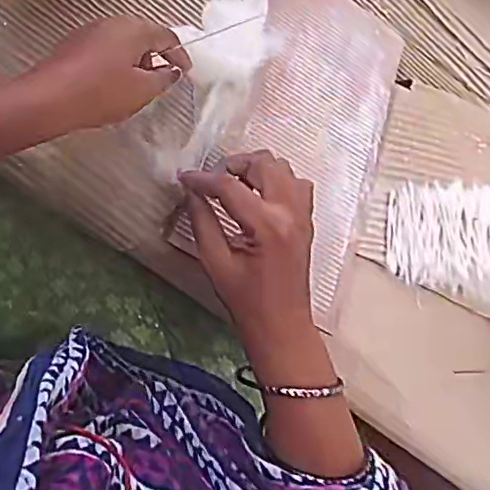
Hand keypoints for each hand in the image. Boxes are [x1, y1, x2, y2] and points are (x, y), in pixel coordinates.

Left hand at [18, 16, 190, 133]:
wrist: (48, 98)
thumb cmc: (100, 93)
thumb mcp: (141, 91)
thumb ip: (162, 79)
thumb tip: (170, 70)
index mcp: (134, 29)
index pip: (167, 37)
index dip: (179, 55)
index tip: (184, 72)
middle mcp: (112, 23)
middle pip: (142, 36)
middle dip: (154, 57)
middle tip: (160, 80)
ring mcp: (89, 31)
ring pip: (120, 43)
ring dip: (132, 61)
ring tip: (133, 87)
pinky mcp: (72, 45)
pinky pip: (102, 51)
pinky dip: (112, 64)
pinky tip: (108, 85)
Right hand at [181, 151, 314, 340]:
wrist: (282, 325)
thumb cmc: (246, 300)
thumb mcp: (214, 260)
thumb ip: (202, 220)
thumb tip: (191, 192)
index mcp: (266, 226)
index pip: (229, 185)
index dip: (201, 179)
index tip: (183, 178)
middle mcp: (290, 213)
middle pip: (262, 164)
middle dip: (232, 165)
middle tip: (211, 181)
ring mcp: (302, 215)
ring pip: (282, 168)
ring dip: (254, 169)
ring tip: (232, 185)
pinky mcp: (306, 220)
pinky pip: (295, 183)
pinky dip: (274, 180)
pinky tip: (256, 195)